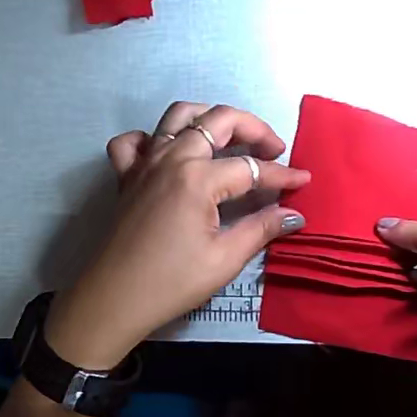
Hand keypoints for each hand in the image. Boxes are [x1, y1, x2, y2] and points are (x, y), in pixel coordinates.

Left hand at [44, 102, 309, 369]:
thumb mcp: (225, 259)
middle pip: (219, 120)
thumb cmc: (172, 282)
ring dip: (210, 118)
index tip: (304, 181)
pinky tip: (170, 153)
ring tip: (231, 138)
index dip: (282, 175)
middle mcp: (171, 158)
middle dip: (254, 129)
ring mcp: (145, 163)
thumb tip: (294, 214)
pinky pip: (135, 141)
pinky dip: (154, 138)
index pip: (251, 167)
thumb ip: (261, 228)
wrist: (113, 300)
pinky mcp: (126, 176)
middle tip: (274, 149)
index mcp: (198, 178)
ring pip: (178, 116)